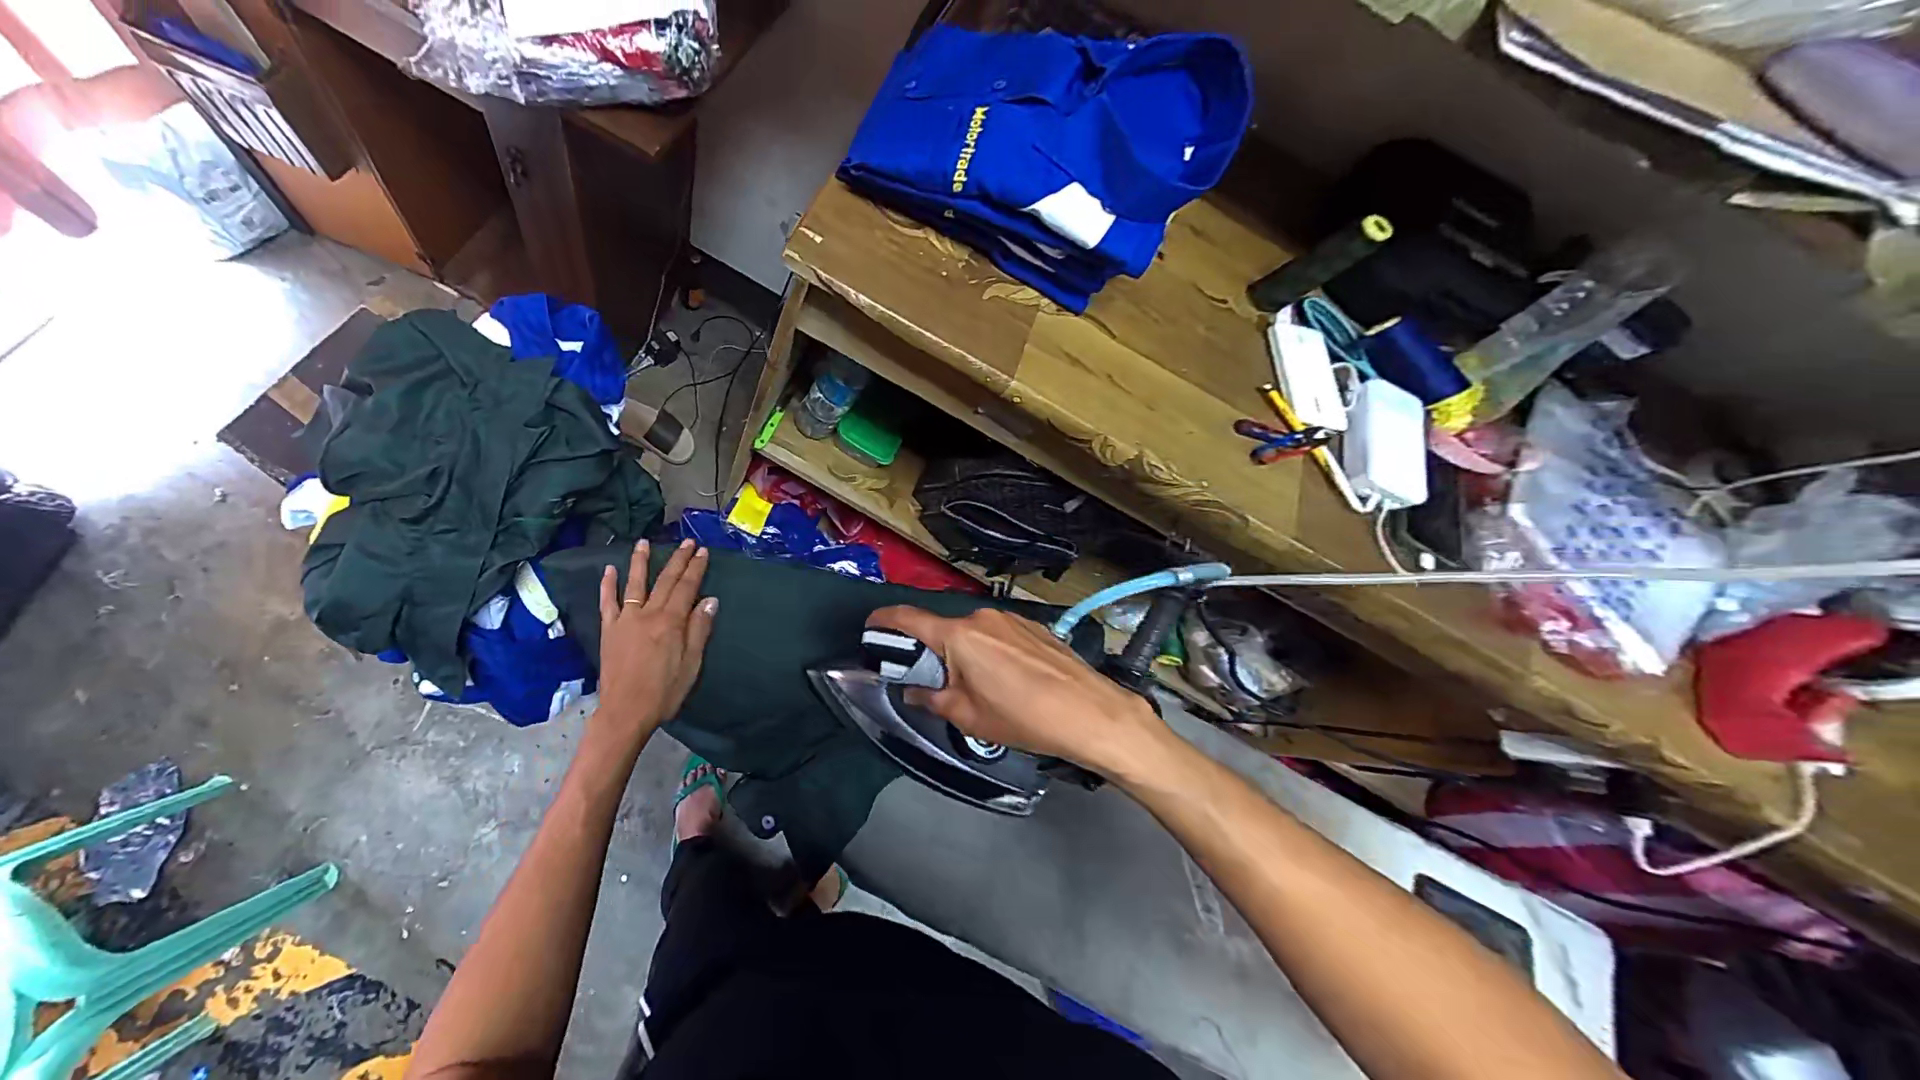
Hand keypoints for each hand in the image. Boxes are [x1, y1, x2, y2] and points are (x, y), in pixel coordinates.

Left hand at [595, 539, 716, 747]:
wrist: (625, 711)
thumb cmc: (664, 691)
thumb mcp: (691, 664)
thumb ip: (699, 630)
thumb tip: (709, 600)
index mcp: (670, 622)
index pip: (686, 587)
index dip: (695, 568)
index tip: (702, 551)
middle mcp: (647, 614)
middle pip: (664, 581)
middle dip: (677, 560)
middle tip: (686, 542)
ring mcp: (624, 620)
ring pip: (634, 584)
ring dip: (640, 562)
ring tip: (644, 542)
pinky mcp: (608, 630)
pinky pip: (607, 603)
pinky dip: (608, 585)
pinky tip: (610, 570)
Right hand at [865, 606, 1165, 776]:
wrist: (1091, 713)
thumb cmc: (1023, 717)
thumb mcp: (968, 716)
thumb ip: (932, 699)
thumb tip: (914, 691)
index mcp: (959, 635)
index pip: (908, 618)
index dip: (884, 621)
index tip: (871, 627)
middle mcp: (983, 617)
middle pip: (944, 629)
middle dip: (933, 652)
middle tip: (935, 683)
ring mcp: (1012, 619)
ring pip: (974, 632)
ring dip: (966, 653)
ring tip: (980, 687)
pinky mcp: (1035, 627)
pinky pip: (1000, 634)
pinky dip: (992, 651)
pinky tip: (1008, 680)